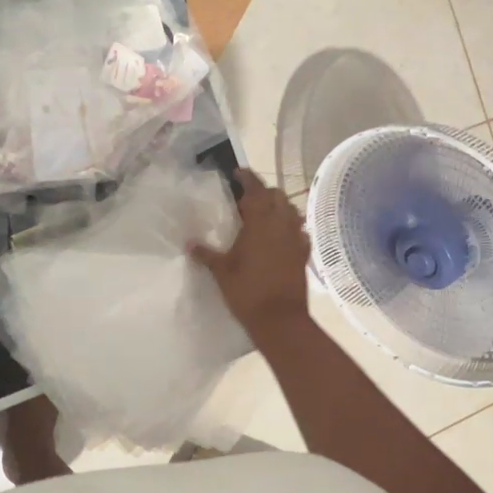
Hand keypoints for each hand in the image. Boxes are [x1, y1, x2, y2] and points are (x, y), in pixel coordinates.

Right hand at [190, 168, 310, 335]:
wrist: (280, 319)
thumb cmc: (247, 292)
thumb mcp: (221, 271)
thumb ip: (206, 254)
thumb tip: (188, 243)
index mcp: (260, 221)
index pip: (255, 189)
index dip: (247, 178)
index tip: (237, 173)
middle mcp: (282, 223)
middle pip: (276, 196)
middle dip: (262, 192)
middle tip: (245, 200)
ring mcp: (296, 238)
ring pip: (291, 211)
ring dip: (278, 208)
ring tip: (262, 216)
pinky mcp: (304, 253)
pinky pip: (299, 231)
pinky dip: (290, 227)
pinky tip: (280, 237)